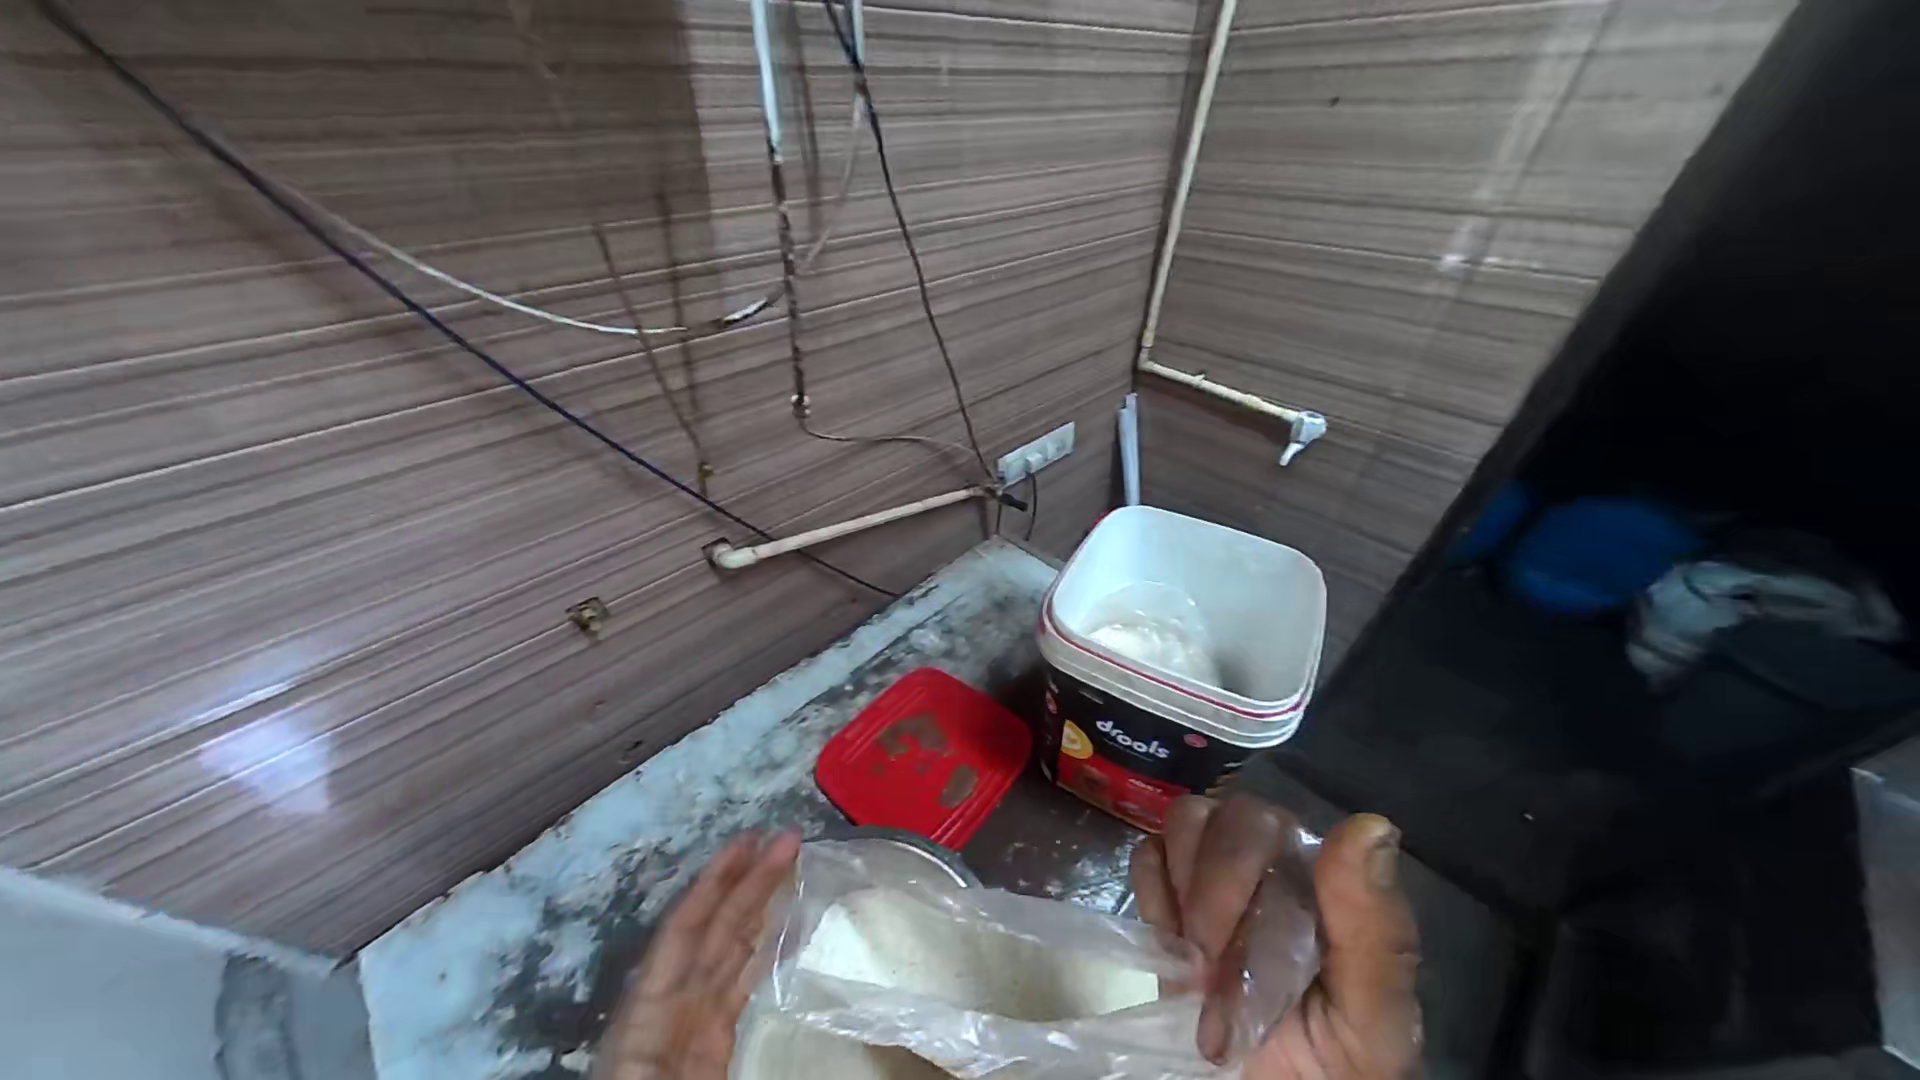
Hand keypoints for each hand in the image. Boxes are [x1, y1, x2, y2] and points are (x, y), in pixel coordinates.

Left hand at [593, 830, 802, 1079]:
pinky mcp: (711, 1042)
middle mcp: (671, 1005)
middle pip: (715, 930)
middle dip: (751, 880)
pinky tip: (794, 928)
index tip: (747, 842)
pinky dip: (768, 950)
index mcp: (648, 1015)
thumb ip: (698, 1038)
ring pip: (732, 948)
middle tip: (790, 838)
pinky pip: (743, 983)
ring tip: (793, 863)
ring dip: (762, 903)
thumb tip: (722, 997)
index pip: (685, 932)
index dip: (714, 883)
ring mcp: (693, 1021)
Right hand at [1129, 796, 1420, 1079]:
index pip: (1269, 825)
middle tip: (1209, 972)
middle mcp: (1271, 855)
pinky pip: (1147, 853)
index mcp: (1323, 875)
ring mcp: (1217, 863)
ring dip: (1182, 893)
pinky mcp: (1171, 883)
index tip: (1236, 955)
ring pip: (1184, 820)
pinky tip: (1173, 944)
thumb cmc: (1330, 1067)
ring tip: (1197, 963)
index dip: (1239, 877)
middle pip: (1224, 818)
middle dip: (1210, 897)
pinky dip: (1154, 898)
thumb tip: (1373, 826)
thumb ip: (1373, 928)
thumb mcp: (1370, 1020)